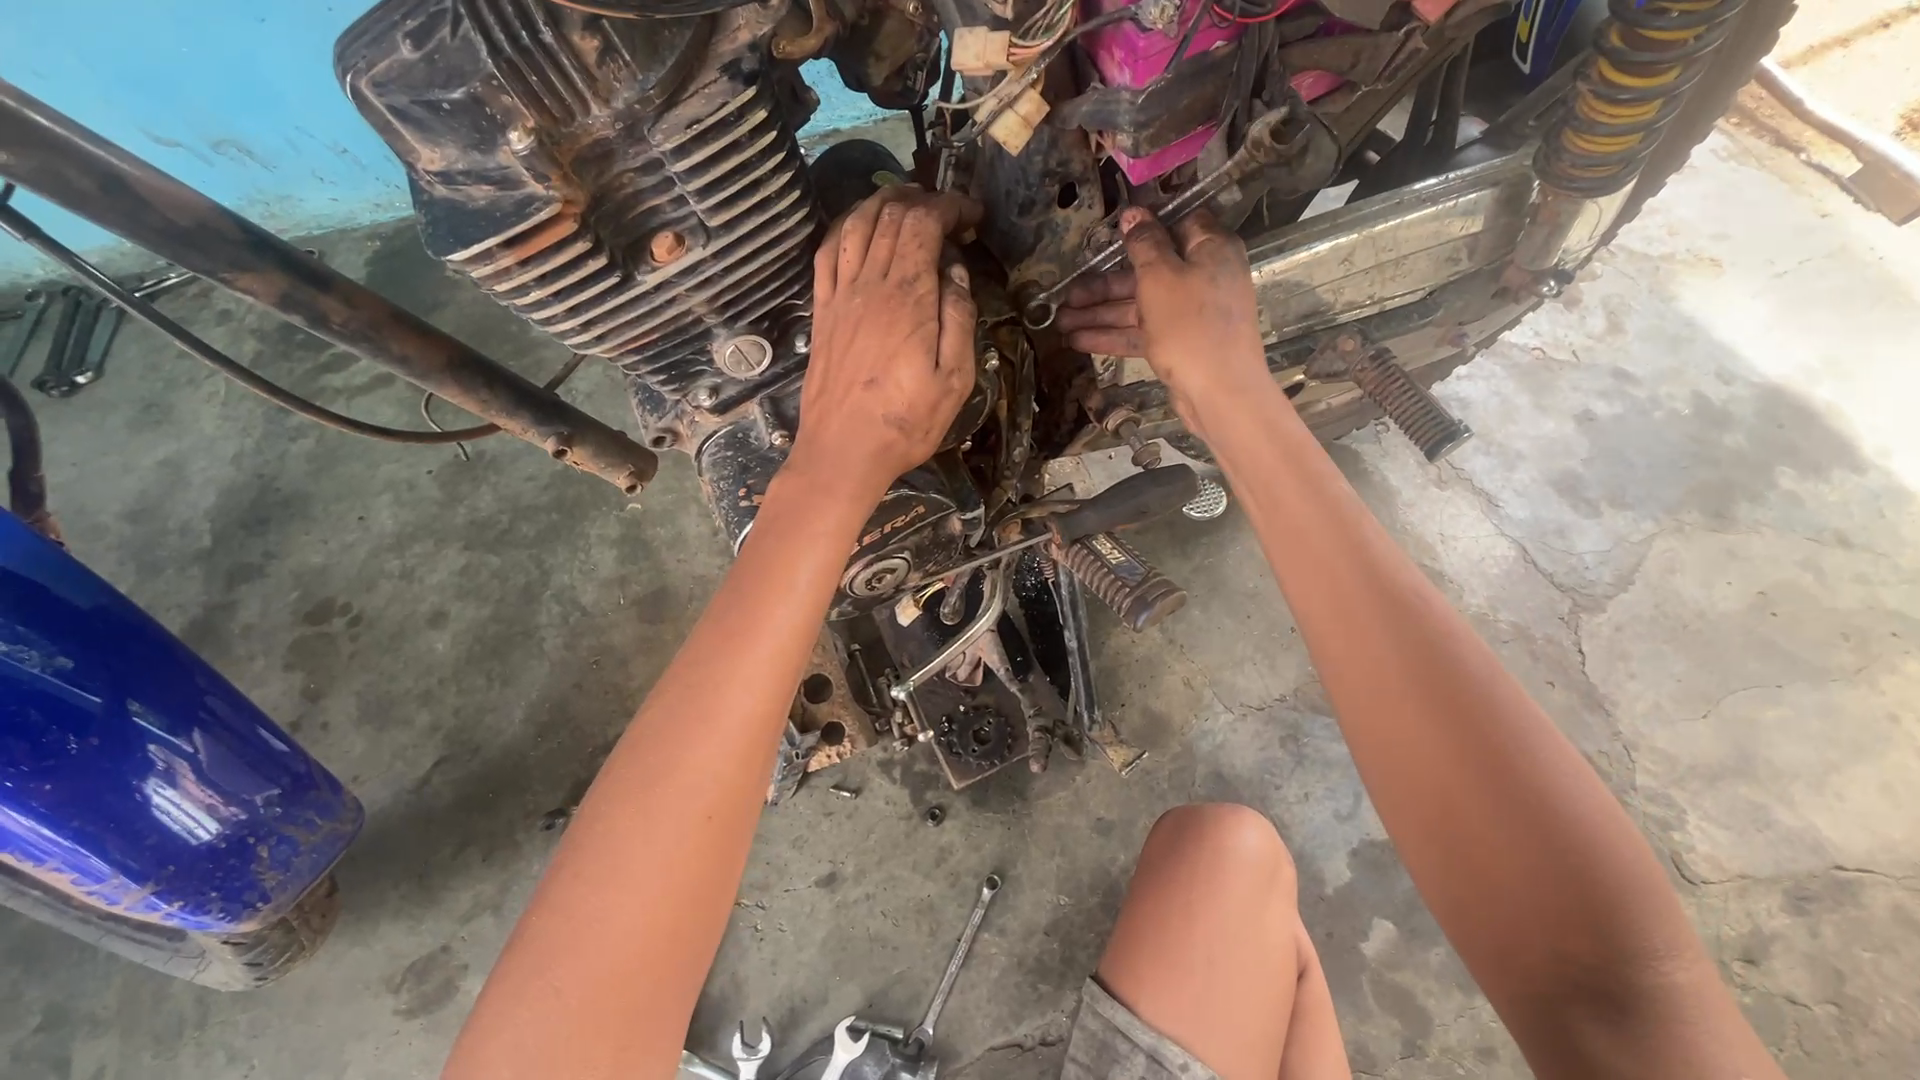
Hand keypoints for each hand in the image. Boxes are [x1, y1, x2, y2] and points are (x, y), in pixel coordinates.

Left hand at [790, 186, 982, 497]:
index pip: (924, 222)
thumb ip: (959, 318)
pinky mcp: (821, 312)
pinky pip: (827, 252)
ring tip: (907, 203)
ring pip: (856, 224)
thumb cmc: (905, 423)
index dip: (950, 205)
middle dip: (923, 199)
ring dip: (882, 202)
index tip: (973, 216)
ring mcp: (839, 295)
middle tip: (948, 212)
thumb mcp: (954, 379)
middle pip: (890, 214)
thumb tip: (955, 271)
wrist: (842, 452)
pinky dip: (846, 227)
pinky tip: (859, 227)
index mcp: (907, 296)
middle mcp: (869, 283)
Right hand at [1055, 207, 1271, 428]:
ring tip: (1060, 322)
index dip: (1143, 227)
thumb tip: (1133, 214)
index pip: (1177, 224)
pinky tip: (1077, 341)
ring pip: (1139, 305)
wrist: (1220, 392)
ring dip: (1099, 313)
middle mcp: (1202, 276)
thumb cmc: (1191, 325)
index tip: (1110, 232)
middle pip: (1147, 272)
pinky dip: (1113, 335)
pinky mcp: (1179, 343)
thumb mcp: (1161, 277)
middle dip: (1103, 285)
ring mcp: (1190, 313)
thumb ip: (1144, 244)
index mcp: (1209, 249)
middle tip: (1066, 294)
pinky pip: (1142, 331)